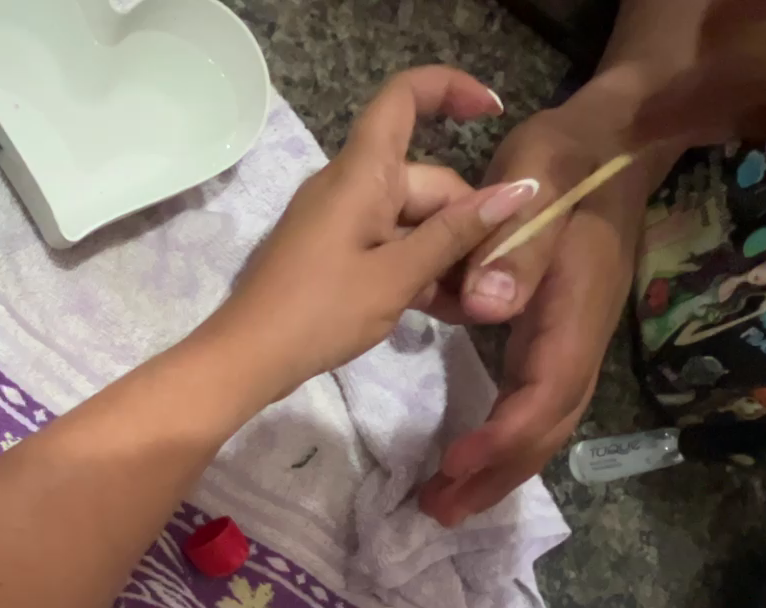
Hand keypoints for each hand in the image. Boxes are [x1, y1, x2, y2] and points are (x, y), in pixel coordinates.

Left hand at [197, 65, 539, 395]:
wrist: (246, 360)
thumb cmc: (319, 312)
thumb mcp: (396, 277)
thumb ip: (455, 235)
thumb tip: (518, 190)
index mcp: (360, 173)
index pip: (404, 98)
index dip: (450, 90)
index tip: (491, 112)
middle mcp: (346, 188)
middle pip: (423, 181)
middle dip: (464, 221)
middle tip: (497, 273)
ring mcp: (334, 225)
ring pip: (406, 223)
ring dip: (441, 256)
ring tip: (476, 301)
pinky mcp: (327, 259)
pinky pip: (381, 249)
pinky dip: (411, 271)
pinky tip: (443, 308)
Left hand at [418, 87, 658, 526]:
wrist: (611, 140)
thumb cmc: (564, 157)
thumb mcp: (539, 178)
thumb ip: (517, 243)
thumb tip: (488, 308)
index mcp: (574, 305)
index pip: (545, 388)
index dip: (502, 433)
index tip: (453, 463)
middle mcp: (579, 334)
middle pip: (547, 425)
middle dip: (497, 474)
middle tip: (441, 513)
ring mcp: (567, 340)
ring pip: (539, 424)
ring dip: (495, 470)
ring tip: (444, 506)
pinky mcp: (549, 340)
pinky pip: (527, 405)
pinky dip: (496, 441)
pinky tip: (461, 464)